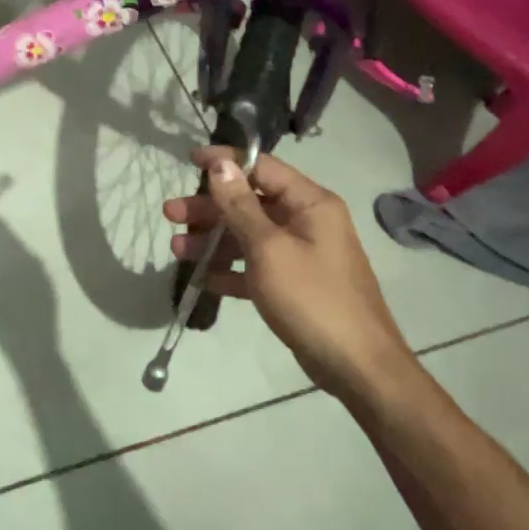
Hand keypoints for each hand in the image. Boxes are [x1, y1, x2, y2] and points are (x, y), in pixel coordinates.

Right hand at [163, 146, 415, 398]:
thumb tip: (221, 164)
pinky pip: (256, 266)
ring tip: (176, 249)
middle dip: (208, 208)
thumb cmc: (313, 298)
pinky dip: (230, 269)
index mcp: (310, 204)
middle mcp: (307, 222)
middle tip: (170, 214)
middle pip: (249, 202)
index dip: (225, 161)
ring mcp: (302, 254)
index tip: (188, 161)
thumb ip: (240, 205)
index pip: (262, 167)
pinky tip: (204, 278)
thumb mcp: (268, 248)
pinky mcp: (295, 285)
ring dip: (212, 240)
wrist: (358, 368)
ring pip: (248, 235)